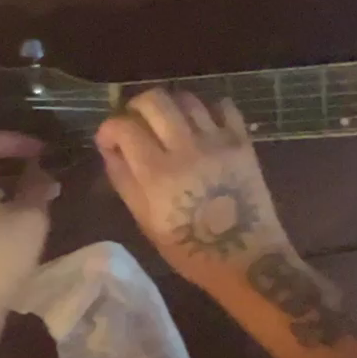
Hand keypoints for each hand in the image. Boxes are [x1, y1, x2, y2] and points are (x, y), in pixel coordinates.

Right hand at [96, 89, 297, 292]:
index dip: (109, 128)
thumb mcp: (146, 222)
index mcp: (157, 173)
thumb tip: (109, 149)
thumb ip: (124, 181)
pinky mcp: (242, 142)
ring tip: (168, 125)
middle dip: (137, 106)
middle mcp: (186, 148)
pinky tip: (201, 127)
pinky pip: (223, 106)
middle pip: (155, 100)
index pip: (124, 126)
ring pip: (187, 97)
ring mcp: (217, 141)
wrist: (247, 259)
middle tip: (136, 124)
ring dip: (171, 106)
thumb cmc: (190, 250)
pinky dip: (207, 109)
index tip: (109, 140)